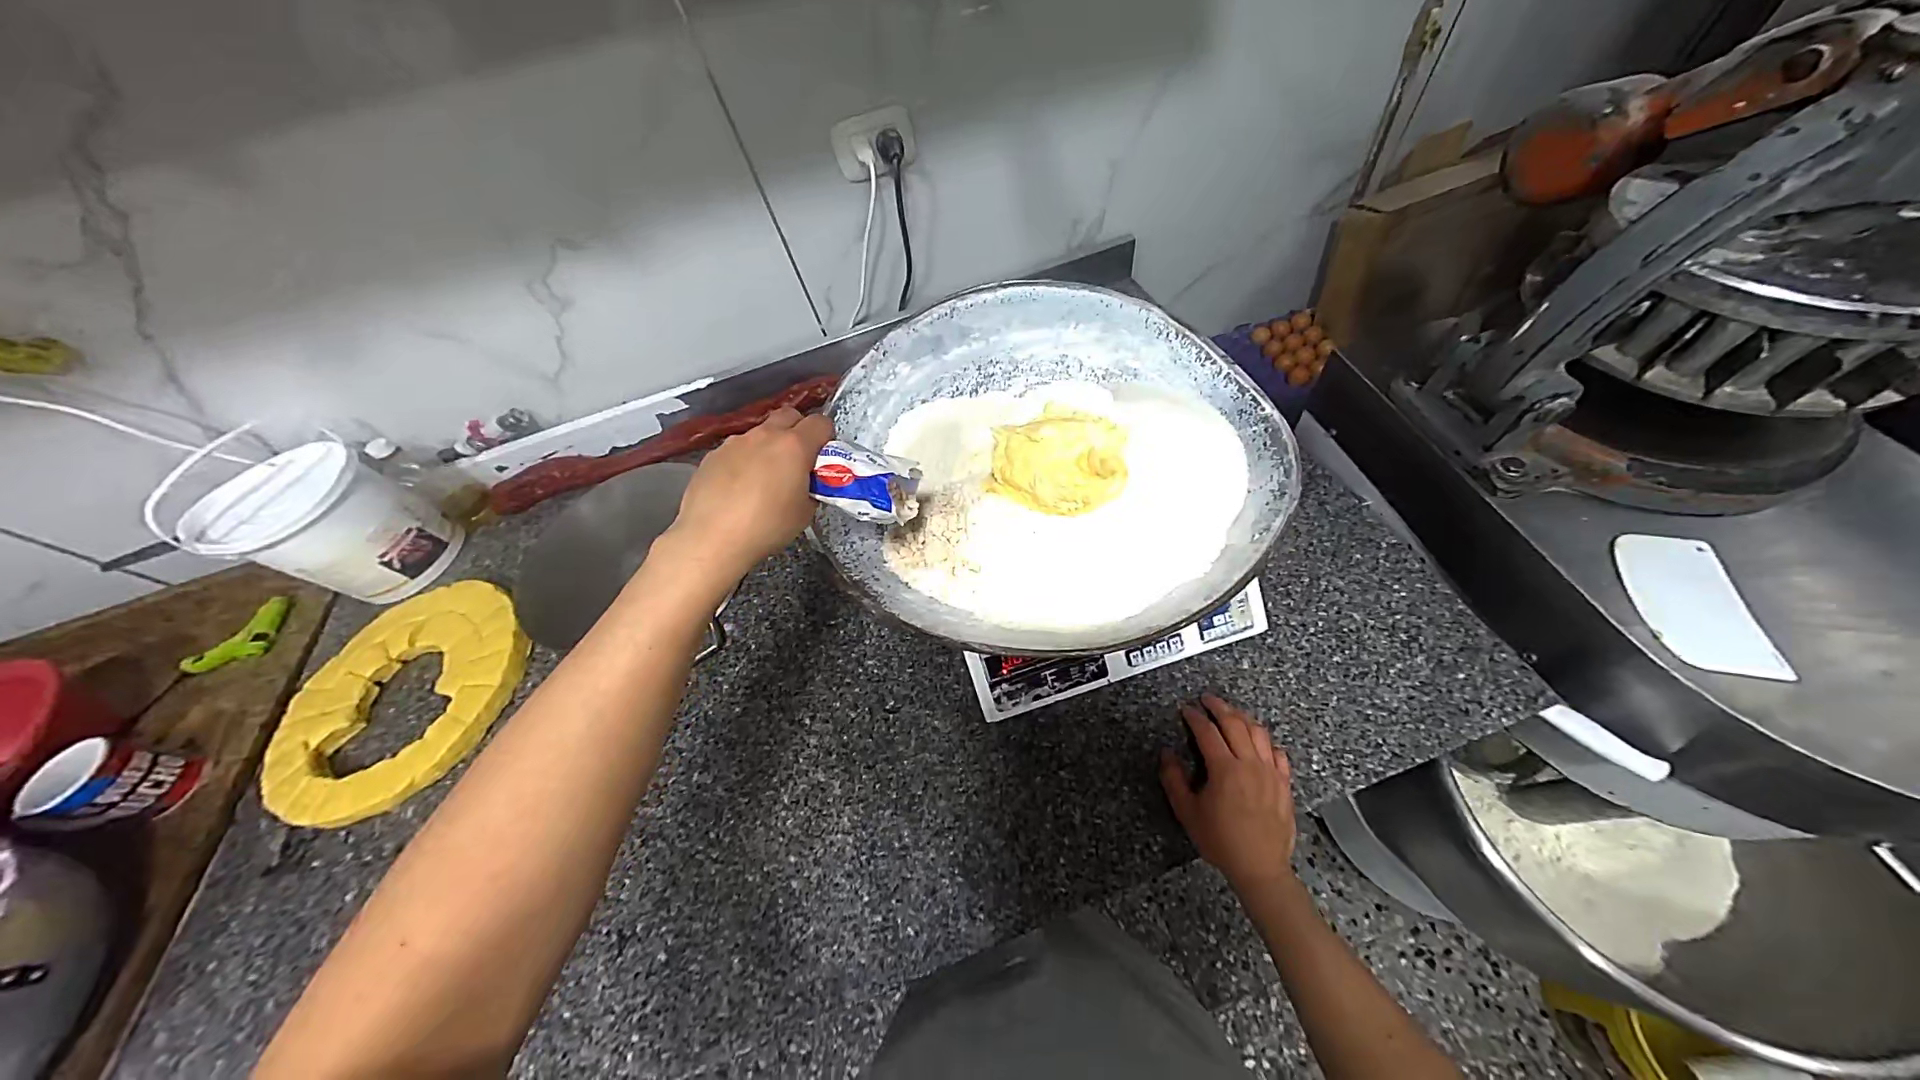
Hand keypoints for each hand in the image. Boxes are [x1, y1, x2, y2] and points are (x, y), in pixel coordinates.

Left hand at [665, 408, 833, 577]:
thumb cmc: (766, 526)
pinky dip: (744, 460)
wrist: (712, 538)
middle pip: (789, 415)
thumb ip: (812, 488)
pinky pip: (736, 449)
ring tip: (764, 478)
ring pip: (760, 432)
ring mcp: (735, 442)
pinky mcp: (713, 455)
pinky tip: (738, 487)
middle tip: (797, 459)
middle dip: (798, 430)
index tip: (823, 457)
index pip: (820, 422)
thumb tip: (807, 482)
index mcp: (794, 446)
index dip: (826, 437)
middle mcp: (764, 436)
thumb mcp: (804, 512)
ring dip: (768, 446)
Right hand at [1159, 694, 1297, 892]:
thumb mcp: (1187, 811)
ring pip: (1258, 733)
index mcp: (1225, 769)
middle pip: (1235, 723)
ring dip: (1242, 717)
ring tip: (1231, 712)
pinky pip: (1277, 753)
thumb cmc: (1221, 841)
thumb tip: (1167, 754)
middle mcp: (1250, 765)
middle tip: (1207, 700)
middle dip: (1219, 707)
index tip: (1186, 710)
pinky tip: (1258, 741)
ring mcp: (1270, 773)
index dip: (1195, 717)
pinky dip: (1266, 741)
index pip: (1207, 732)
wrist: (1259, 867)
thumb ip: (1173, 779)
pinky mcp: (1283, 784)